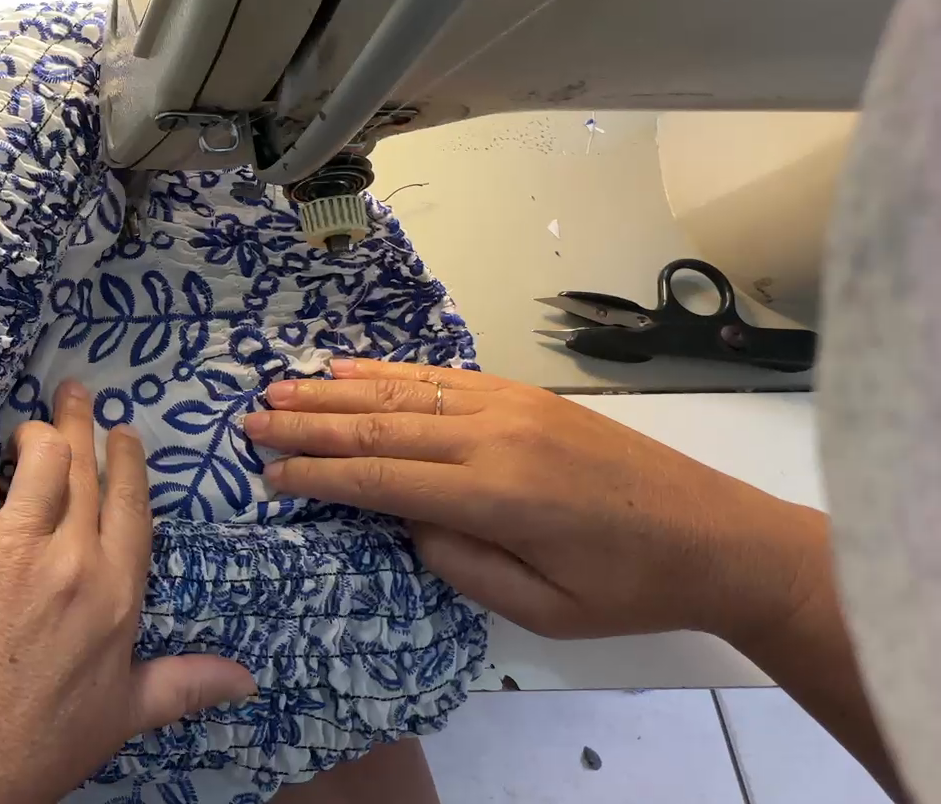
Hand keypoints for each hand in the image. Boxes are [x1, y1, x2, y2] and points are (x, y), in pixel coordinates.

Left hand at [0, 380, 255, 803]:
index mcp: (118, 595)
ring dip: (31, 434)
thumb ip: (182, 684)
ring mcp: (16, 545)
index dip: (126, 459)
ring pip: (37, 453)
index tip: (121, 430)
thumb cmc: (38, 740)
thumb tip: (246, 679)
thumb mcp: (122, 715)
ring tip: (24, 432)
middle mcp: (74, 559)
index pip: (132, 504)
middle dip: (78, 419)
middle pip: (83, 464)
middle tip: (72, 392)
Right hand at [242, 359, 823, 642]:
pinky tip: (340, 366)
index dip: (318, 476)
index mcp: (496, 497)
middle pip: (374, 428)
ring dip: (328, 391)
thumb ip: (456, 562)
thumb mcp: (540, 608)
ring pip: (395, 393)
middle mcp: (490, 438)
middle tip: (249, 422)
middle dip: (304, 425)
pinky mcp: (516, 390)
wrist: (723, 537)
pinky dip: (380, 370)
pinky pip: (433, 374)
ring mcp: (502, 404)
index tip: (270, 474)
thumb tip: (401, 516)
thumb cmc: (628, 587)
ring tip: (276, 389)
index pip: (380, 480)